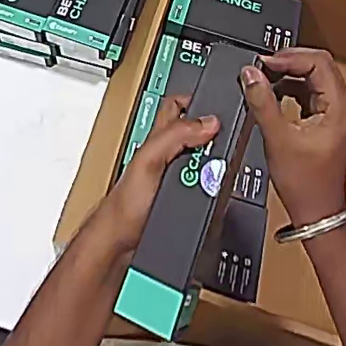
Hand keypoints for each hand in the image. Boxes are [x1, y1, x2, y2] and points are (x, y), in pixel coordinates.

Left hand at [91, 95, 218, 253]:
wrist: (121, 245)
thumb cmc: (124, 204)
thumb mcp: (150, 161)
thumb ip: (175, 136)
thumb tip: (208, 122)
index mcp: (157, 136)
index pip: (178, 104)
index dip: (196, 99)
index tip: (218, 105)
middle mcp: (168, 153)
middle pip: (199, 133)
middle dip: (214, 139)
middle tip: (224, 147)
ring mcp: (176, 175)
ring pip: (205, 161)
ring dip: (216, 167)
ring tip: (217, 174)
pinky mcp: (184, 195)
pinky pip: (207, 185)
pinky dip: (215, 188)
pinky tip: (214, 193)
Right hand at [240, 48, 345, 225]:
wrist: (316, 211)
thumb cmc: (305, 183)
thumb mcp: (278, 138)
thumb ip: (263, 102)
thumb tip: (250, 74)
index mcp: (338, 108)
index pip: (319, 63)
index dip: (290, 58)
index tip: (265, 62)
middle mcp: (341, 107)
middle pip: (319, 66)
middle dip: (290, 62)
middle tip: (263, 65)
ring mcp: (334, 114)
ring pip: (314, 79)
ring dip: (290, 74)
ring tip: (265, 76)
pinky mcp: (325, 122)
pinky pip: (310, 94)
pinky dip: (291, 88)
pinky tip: (273, 93)